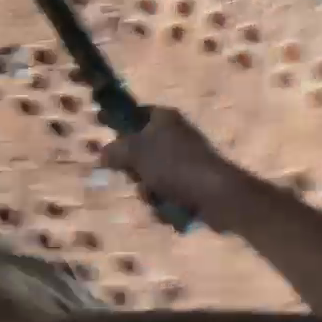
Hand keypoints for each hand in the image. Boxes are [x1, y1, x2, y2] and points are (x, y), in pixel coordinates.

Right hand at [101, 107, 252, 228]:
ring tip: (152, 197)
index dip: (116, 121)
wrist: (220, 197)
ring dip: (148, 188)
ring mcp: (187, 160)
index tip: (102, 129)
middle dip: (133, 167)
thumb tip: (101, 153)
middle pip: (140, 147)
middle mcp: (176, 134)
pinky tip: (166, 209)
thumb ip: (114, 150)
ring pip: (152, 172)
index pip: (133, 112)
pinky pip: (168, 190)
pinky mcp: (196, 184)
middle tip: (129, 174)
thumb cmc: (174, 165)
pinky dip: (164, 201)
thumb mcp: (134, 152)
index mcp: (163, 118)